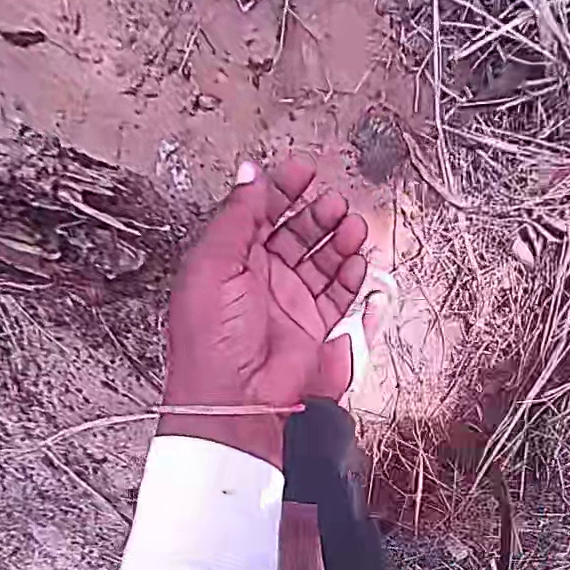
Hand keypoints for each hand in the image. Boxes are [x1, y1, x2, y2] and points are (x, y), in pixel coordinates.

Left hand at [160, 157, 368, 465]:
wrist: (237, 398)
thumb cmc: (213, 342)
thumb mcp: (214, 264)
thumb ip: (236, 216)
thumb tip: (249, 175)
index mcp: (231, 260)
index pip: (261, 213)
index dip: (282, 190)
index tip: (303, 171)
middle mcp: (262, 279)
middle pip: (298, 234)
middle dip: (318, 214)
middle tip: (334, 203)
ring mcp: (290, 303)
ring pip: (323, 261)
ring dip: (339, 240)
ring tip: (352, 228)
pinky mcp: (315, 327)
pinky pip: (339, 293)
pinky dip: (351, 275)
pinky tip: (356, 261)